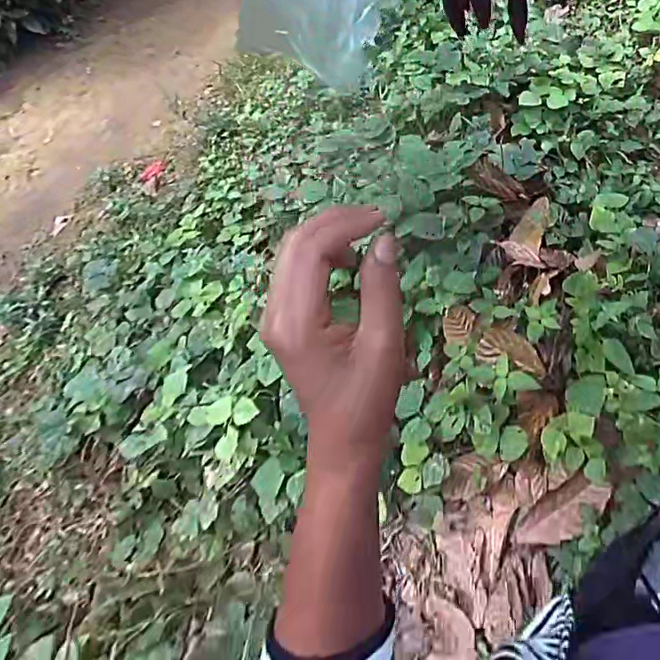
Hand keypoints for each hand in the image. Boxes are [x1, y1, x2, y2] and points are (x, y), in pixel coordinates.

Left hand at [260, 205, 405, 473]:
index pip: (311, 249)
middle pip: (295, 243)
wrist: (342, 443)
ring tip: (367, 231)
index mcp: (295, 321)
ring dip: (329, 233)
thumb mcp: (383, 344)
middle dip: (336, 220)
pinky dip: (323, 251)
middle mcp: (275, 313)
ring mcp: (273, 315)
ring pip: (293, 251)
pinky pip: (296, 268)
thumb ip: (382, 289)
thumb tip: (385, 239)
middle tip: (376, 216)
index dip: (346, 224)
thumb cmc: (366, 400)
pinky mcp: (282, 318)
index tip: (383, 218)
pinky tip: (350, 258)